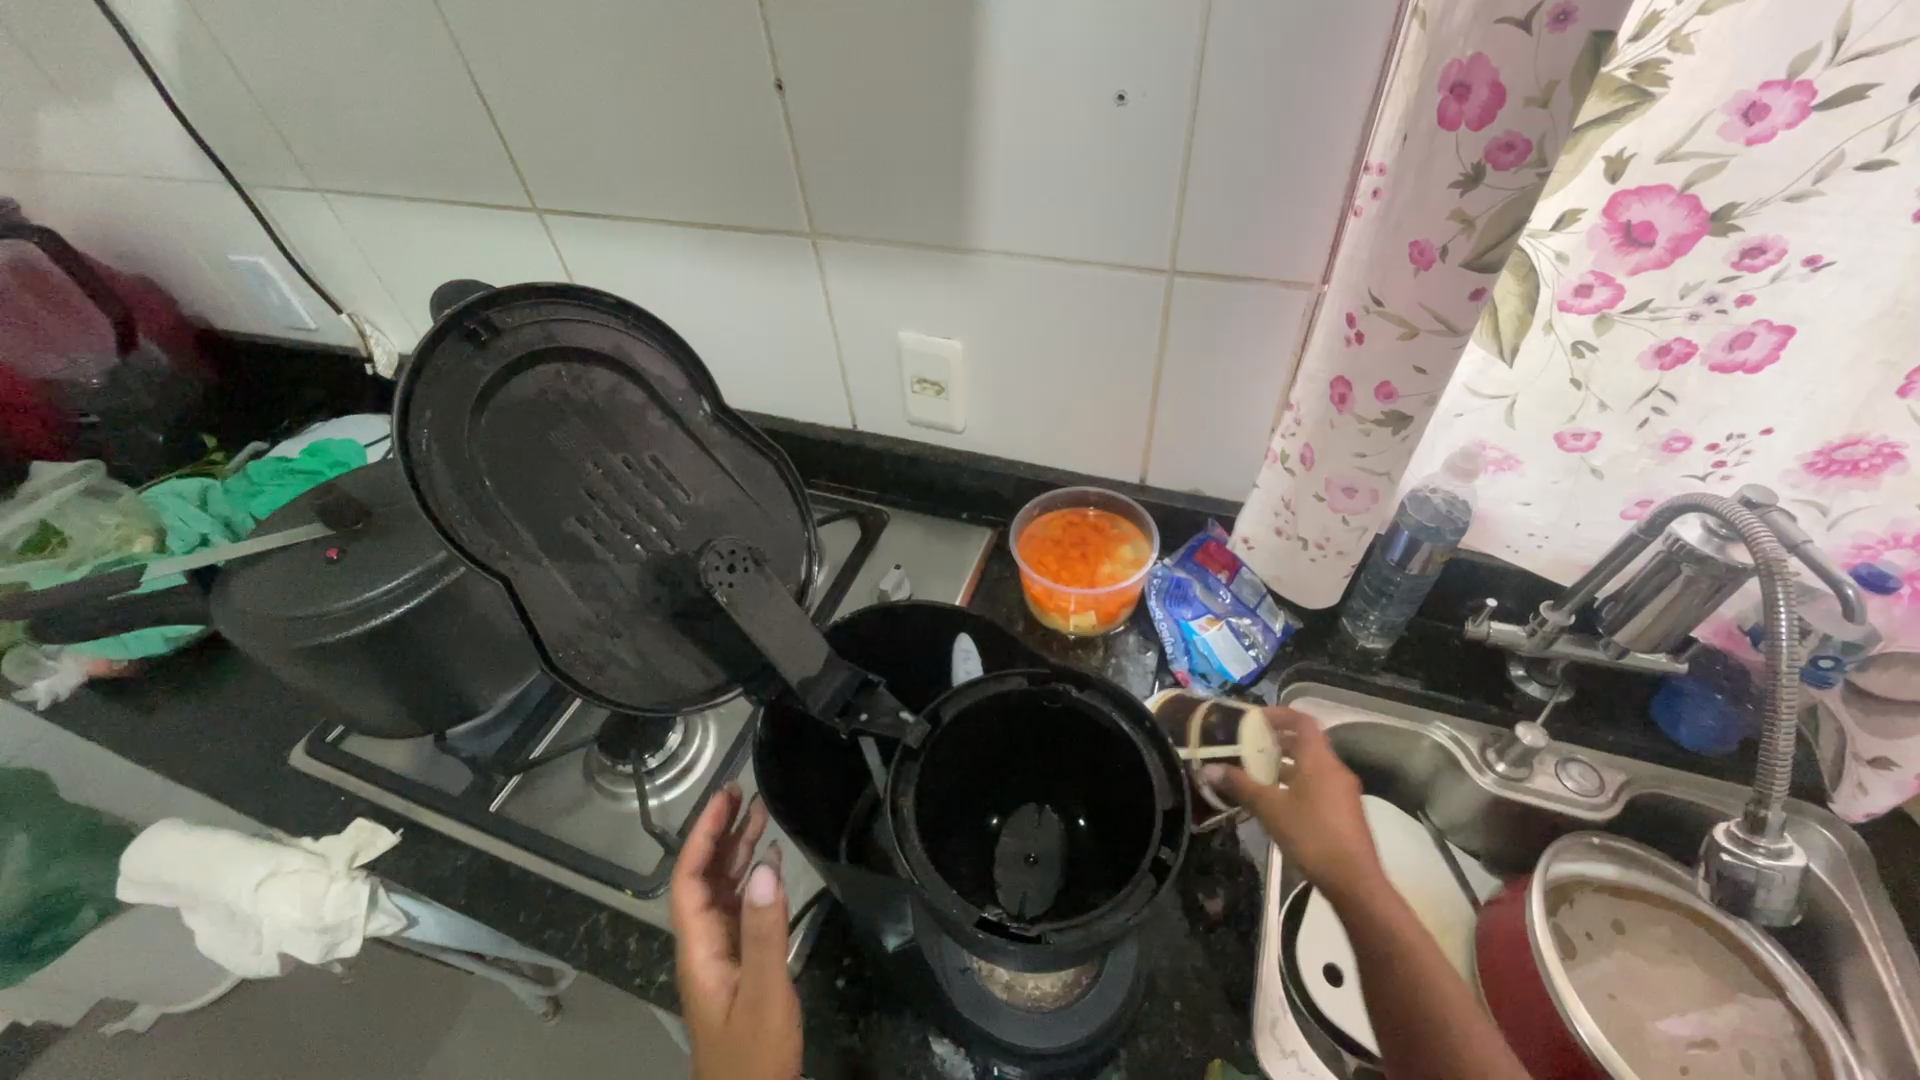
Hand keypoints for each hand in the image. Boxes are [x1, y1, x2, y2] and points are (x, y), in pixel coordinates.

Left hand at [669, 783, 802, 1079]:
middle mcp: (704, 944)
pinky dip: (754, 879)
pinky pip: (741, 909)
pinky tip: (771, 862)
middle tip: (741, 792)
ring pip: (723, 890)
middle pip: (703, 878)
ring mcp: (721, 955)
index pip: (688, 880)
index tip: (722, 800)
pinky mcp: (740, 964)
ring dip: (737, 851)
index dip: (702, 836)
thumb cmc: (753, 1056)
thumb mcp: (765, 993)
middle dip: (718, 833)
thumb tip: (768, 863)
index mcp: (699, 949)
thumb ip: (766, 930)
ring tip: (759, 812)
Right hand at [1204, 706, 1383, 903]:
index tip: (1255, 719)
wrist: (1355, 882)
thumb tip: (1208, 769)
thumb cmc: (1312, 836)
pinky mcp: (1344, 812)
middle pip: (1307, 743)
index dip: (1279, 715)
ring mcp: (1343, 792)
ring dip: (1286, 765)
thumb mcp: (1270, 809)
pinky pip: (1318, 785)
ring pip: (1312, 767)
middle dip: (1277, 742)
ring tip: (1257, 774)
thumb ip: (1240, 786)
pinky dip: (1297, 783)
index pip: (1302, 721)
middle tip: (1249, 747)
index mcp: (1320, 761)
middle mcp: (1335, 770)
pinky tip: (1277, 802)